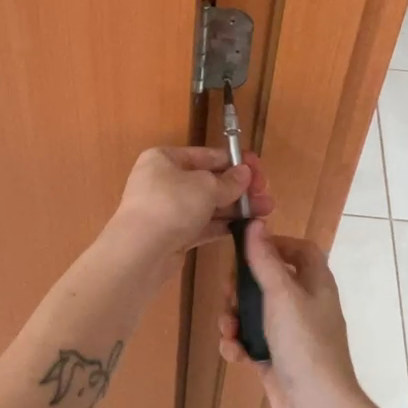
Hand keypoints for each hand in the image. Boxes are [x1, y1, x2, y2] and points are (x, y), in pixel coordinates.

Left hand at [102, 147, 272, 262]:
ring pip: (208, 205)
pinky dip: (223, 224)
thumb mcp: (205, 186)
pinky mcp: (173, 235)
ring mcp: (168, 210)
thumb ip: (228, 181)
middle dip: (239, 188)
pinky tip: (248, 226)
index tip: (259, 169)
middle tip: (266, 193)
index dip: (234, 162)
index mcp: (165, 159)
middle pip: (209, 181)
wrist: (140, 252)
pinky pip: (203, 225)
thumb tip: (245, 172)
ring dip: (236, 207)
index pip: (205, 156)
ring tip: (266, 210)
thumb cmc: (172, 205)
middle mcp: (164, 181)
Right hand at [218, 222, 363, 407]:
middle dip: (241, 288)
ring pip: (254, 311)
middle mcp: (304, 304)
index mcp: (315, 283)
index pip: (299, 250)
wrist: (318, 407)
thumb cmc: (304, 343)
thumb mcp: (282, 295)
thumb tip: (256, 223)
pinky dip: (239, 344)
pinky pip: (251, 340)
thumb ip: (265, 259)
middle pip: (268, 280)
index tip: (248, 250)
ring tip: (229, 329)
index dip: (275, 245)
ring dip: (235, 318)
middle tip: (229, 295)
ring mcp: (290, 332)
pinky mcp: (276, 357)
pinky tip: (234, 353)